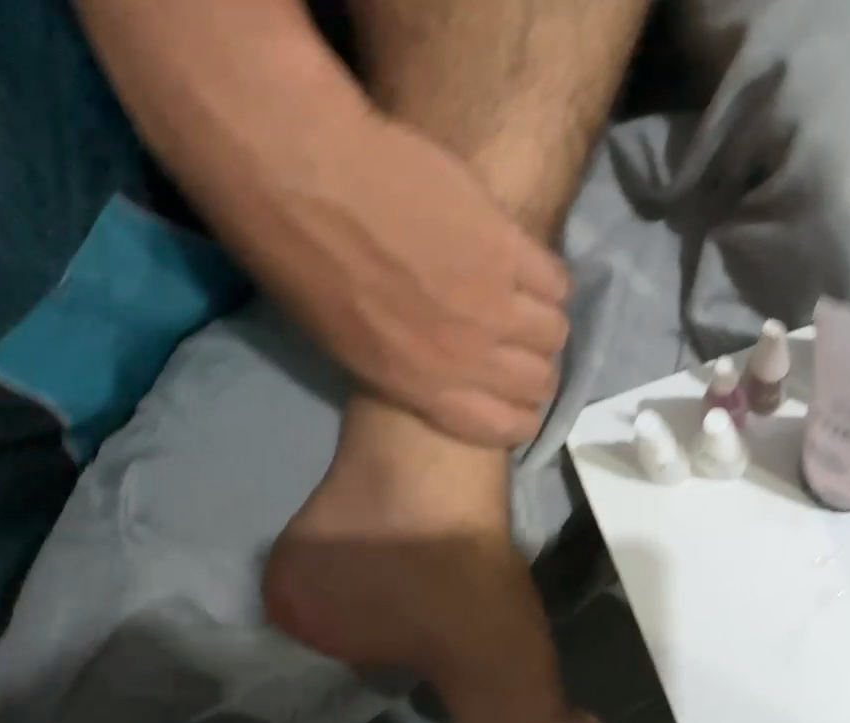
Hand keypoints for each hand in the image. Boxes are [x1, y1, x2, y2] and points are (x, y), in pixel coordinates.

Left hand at [253, 115, 571, 446]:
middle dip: (532, 366)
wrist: (295, 169)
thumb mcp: (342, 343)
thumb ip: (409, 368)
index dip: (518, 414)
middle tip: (518, 340)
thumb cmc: (295, 254)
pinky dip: (544, 276)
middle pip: (539, 381)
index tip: (514, 395)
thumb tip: (449, 370)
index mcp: (420, 384)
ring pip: (555, 331)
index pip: (507, 426)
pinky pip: (555, 281)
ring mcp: (493, 301)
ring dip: (541, 318)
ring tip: (520, 296)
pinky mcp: (508, 249)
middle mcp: (467, 354)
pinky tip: (520, 260)